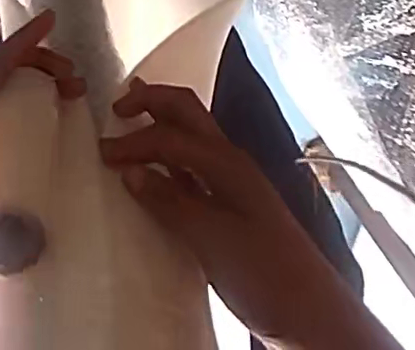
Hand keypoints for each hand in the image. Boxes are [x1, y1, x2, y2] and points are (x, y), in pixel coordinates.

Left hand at [0, 10, 83, 278]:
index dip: (22, 43)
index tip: (49, 19)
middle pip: (8, 81)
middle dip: (42, 68)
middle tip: (76, 80)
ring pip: (10, 105)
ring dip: (40, 93)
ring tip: (72, 100)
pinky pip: (8, 135)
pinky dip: (32, 124)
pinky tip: (48, 139)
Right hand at [101, 80, 399, 349]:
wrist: (312, 314)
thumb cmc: (266, 274)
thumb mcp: (213, 241)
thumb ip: (171, 203)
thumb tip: (131, 172)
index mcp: (226, 162)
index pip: (170, 136)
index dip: (134, 141)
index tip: (102, 154)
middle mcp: (228, 158)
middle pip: (186, 109)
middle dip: (151, 99)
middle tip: (118, 107)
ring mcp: (231, 176)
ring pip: (190, 129)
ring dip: (160, 117)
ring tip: (131, 113)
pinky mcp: (229, 198)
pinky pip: (192, 158)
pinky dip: (168, 149)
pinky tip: (155, 162)